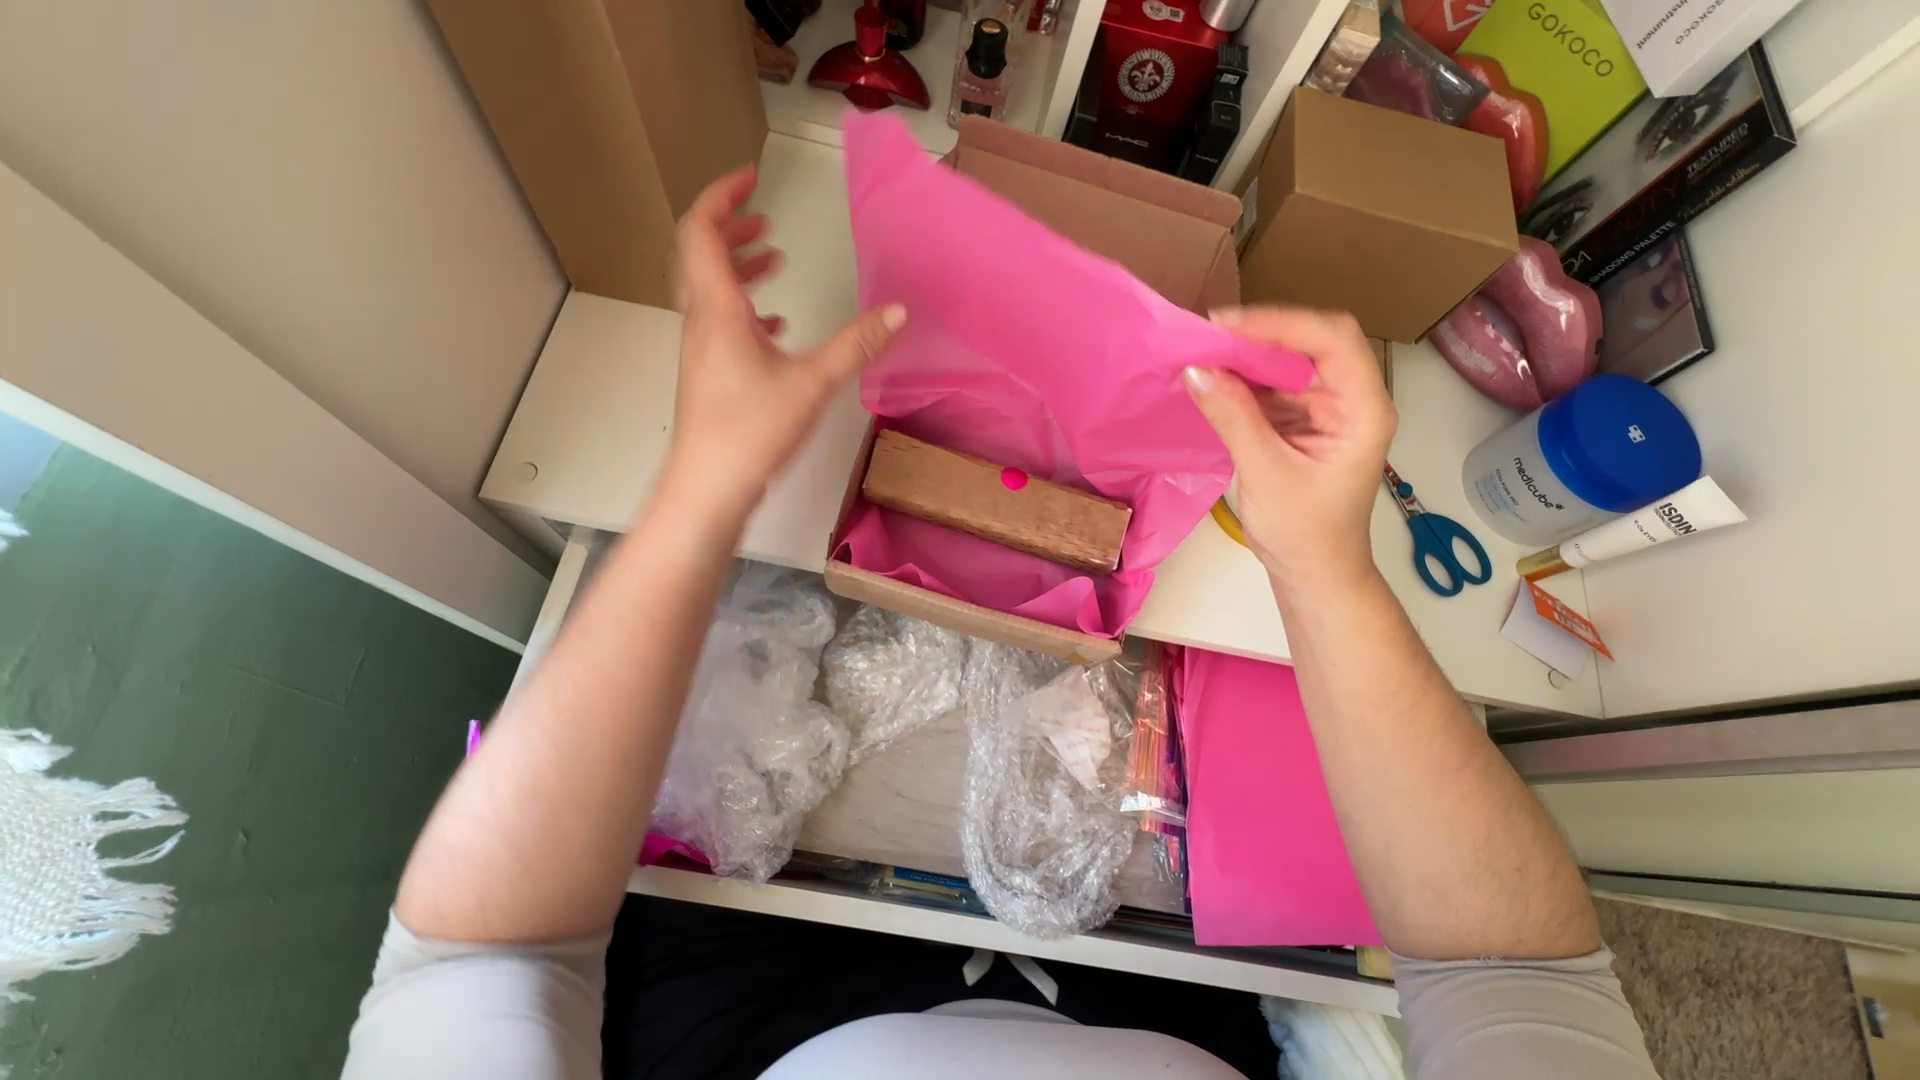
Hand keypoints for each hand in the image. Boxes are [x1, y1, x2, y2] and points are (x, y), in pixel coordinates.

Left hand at [660, 164, 906, 518]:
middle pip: (700, 256)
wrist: (708, 489)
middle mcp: (701, 323)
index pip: (702, 232)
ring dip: (738, 268)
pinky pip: (721, 325)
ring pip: (711, 291)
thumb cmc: (750, 432)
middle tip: (765, 217)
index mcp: (716, 310)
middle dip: (731, 229)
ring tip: (773, 259)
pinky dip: (744, 309)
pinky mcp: (711, 376)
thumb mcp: (812, 383)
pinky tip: (775, 323)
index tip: (750, 177)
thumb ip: (856, 344)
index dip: (721, 197)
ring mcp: (702, 351)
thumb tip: (898, 311)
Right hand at [1184, 306, 1395, 591]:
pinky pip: (1274, 387)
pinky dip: (1243, 381)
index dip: (1280, 324)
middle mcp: (1352, 400)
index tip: (1226, 326)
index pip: (1332, 341)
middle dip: (1261, 335)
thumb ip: (1233, 418)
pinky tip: (1213, 380)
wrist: (1313, 574)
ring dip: (1247, 357)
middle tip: (1208, 336)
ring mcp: (1327, 410)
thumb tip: (1196, 370)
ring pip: (1289, 362)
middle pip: (1312, 343)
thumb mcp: (1266, 474)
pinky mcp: (1303, 422)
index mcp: (1364, 410)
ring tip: (1202, 354)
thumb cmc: (1303, 534)